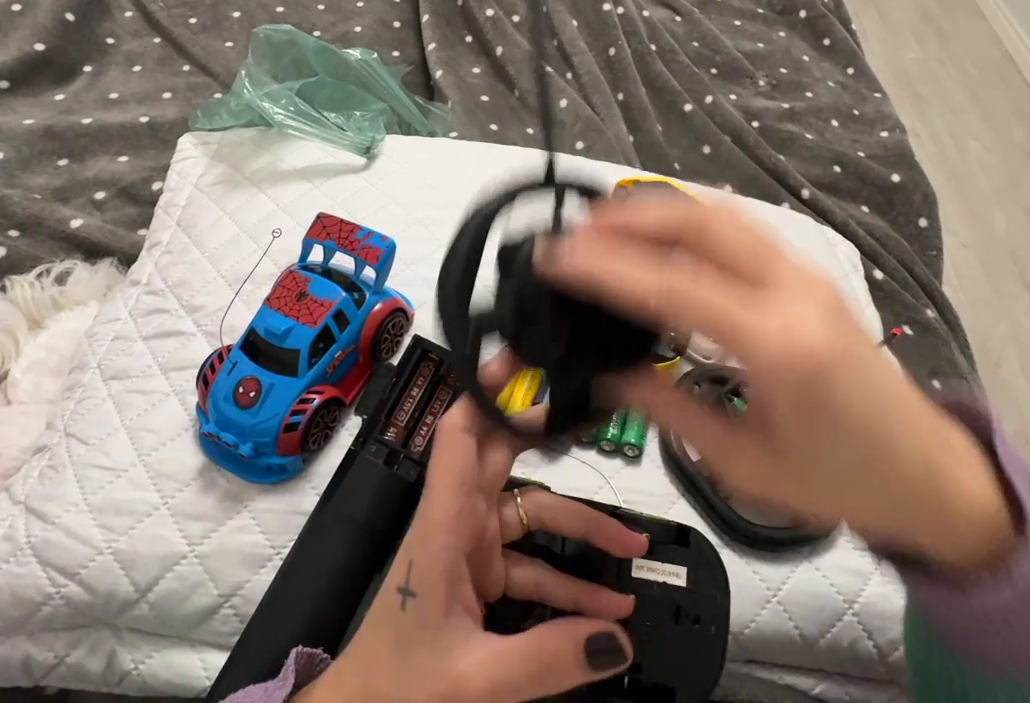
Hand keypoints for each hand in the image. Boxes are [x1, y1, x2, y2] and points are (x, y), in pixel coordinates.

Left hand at [300, 399, 649, 702]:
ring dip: (577, 530)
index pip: (458, 439)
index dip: (483, 393)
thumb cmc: (397, 688)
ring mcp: (468, 553)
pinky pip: (531, 567)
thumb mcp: (476, 677)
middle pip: (501, 461)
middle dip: (541, 436)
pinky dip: (567, 583)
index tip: (516, 358)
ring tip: (631, 549)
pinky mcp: (477, 581)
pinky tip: (606, 610)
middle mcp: (456, 526)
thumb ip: (550, 658)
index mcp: (442, 528)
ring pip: (528, 517)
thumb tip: (620, 639)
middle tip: (582, 411)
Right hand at [539, 195, 1018, 573]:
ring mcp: (807, 274)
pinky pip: (743, 227)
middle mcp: (794, 291)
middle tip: (576, 231)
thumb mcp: (741, 459)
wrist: (926, 472)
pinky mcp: (809, 274)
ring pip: (724, 214)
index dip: (607, 268)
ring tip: (606, 221)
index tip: (557, 257)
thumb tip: (606, 373)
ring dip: (661, 209)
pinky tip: (662, 229)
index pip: (674, 284)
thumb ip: (668, 407)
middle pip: (702, 223)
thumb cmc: (837, 478)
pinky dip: (693, 217)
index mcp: (777, 343)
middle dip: (631, 218)